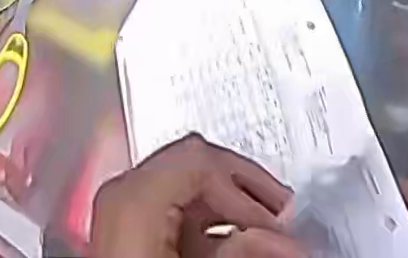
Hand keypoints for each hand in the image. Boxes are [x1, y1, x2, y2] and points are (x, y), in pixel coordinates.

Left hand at [91, 134, 301, 257]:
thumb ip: (240, 254)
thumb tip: (281, 240)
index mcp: (132, 199)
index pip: (198, 159)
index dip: (245, 188)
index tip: (277, 224)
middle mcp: (123, 195)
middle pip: (192, 164)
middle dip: (242, 190)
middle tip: (284, 217)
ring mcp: (123, 211)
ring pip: (187, 186)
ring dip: (231, 208)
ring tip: (270, 236)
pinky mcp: (131, 234)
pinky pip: (177, 212)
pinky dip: (211, 225)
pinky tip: (240, 247)